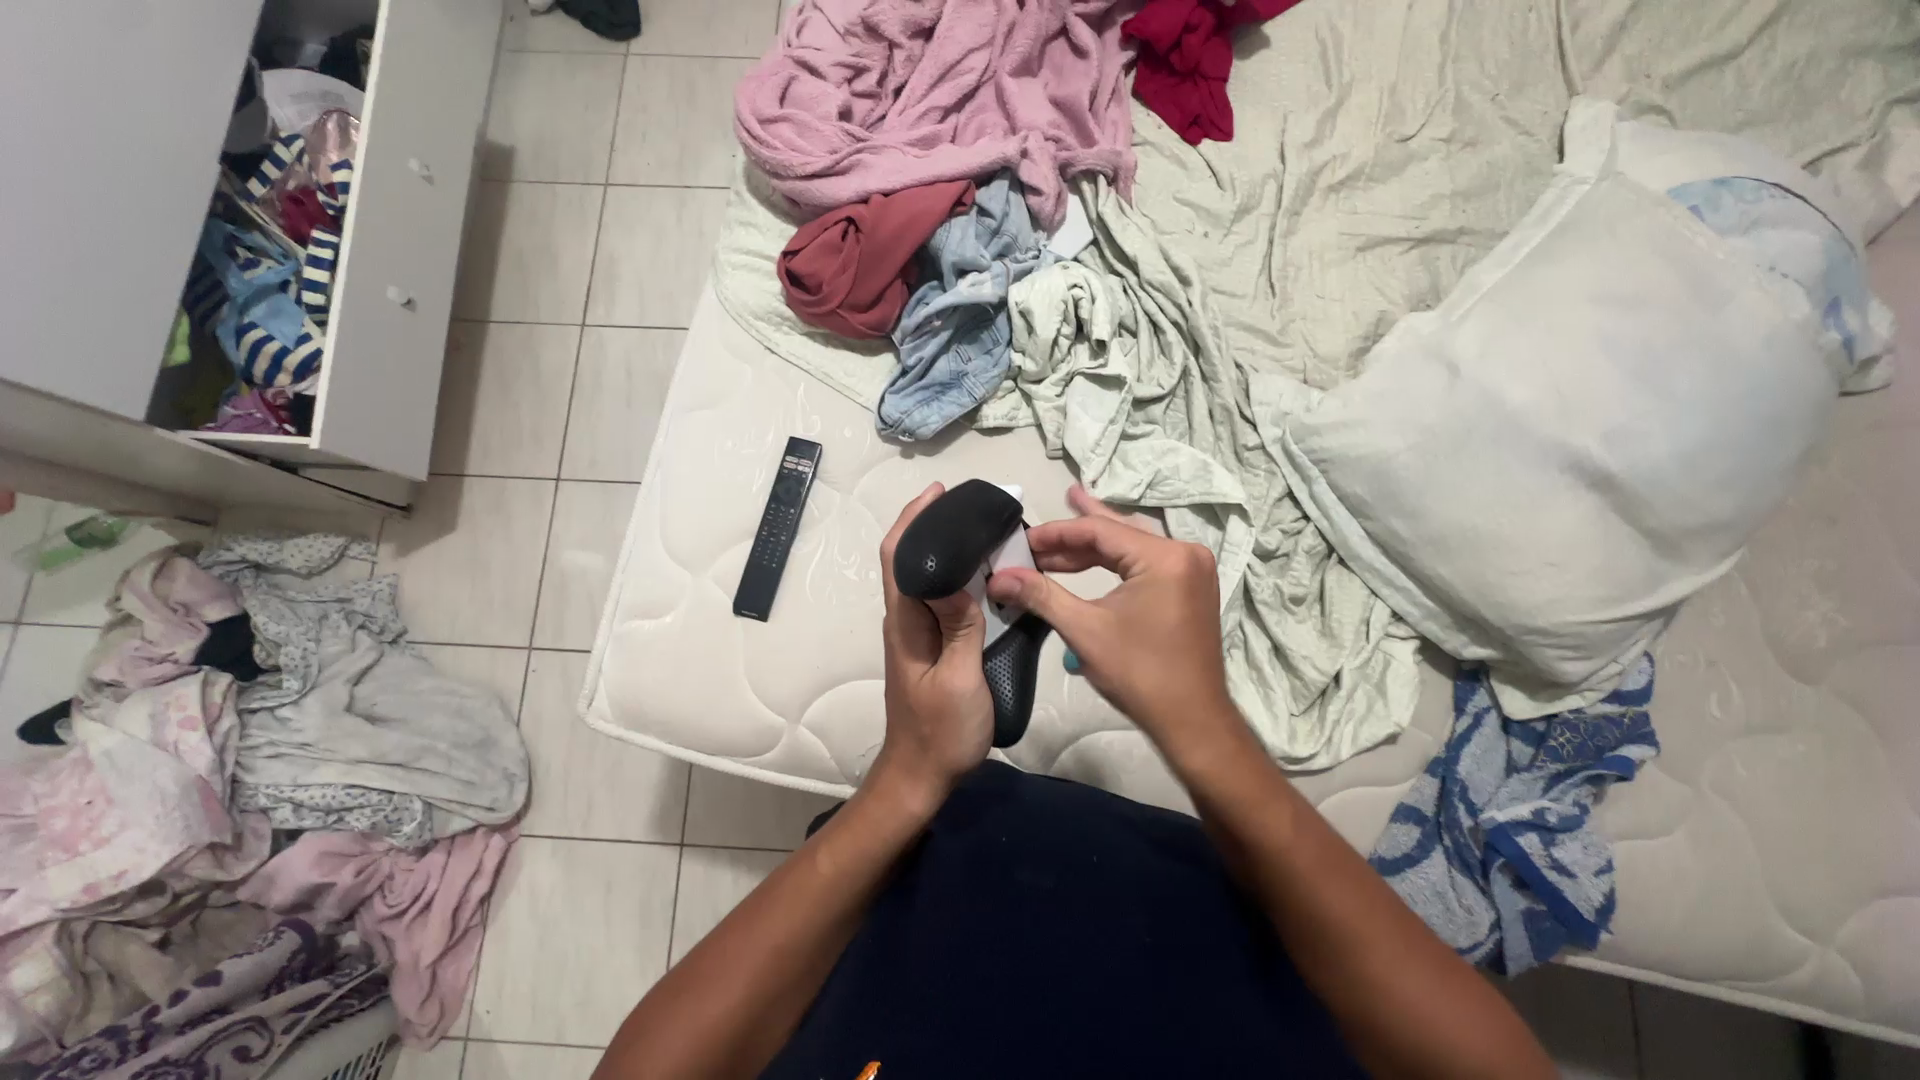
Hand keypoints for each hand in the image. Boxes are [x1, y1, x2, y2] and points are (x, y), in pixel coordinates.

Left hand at [869, 483, 994, 811]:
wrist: (921, 776)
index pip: (898, 556)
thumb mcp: (959, 680)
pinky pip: (943, 600)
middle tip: (976, 509)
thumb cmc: (940, 733)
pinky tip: (991, 578)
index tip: (940, 493)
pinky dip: (962, 579)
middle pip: (910, 559)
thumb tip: (957, 576)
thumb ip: (960, 628)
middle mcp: (906, 620)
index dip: (914, 519)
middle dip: (934, 526)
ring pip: (928, 579)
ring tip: (989, 534)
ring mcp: (917, 634)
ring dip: (950, 551)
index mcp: (906, 622)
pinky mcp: (931, 646)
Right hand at [987, 486, 1237, 750]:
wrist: (1191, 719)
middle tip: (1042, 518)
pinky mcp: (1191, 586)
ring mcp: (1193, 569)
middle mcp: (1185, 553)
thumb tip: (998, 578)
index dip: (1057, 533)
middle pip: (1120, 531)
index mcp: (1165, 557)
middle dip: (1076, 530)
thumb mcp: (1084, 630)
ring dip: (1095, 546)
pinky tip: (1090, 558)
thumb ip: (1041, 595)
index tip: (1024, 542)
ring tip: (1060, 535)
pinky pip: (1148, 561)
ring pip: (1134, 544)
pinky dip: (1116, 561)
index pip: (1101, 531)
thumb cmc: (1139, 674)